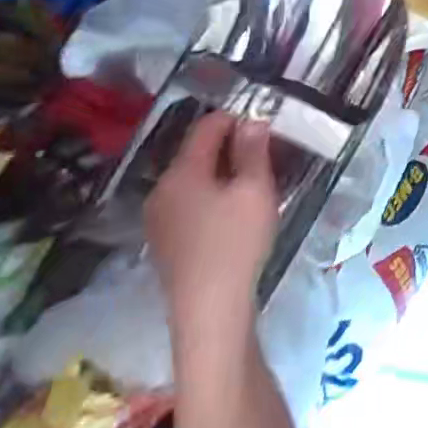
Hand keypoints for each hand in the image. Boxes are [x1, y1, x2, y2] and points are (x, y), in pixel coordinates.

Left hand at [144, 112, 281, 331]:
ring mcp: (158, 217)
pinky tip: (235, 212)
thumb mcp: (255, 190)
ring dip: (224, 172)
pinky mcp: (165, 240)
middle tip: (268, 154)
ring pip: (194, 178)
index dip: (237, 117)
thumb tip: (252, 121)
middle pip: (197, 153)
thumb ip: (253, 151)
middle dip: (232, 146)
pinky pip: (190, 201)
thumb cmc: (236, 242)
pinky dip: (213, 195)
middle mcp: (161, 189)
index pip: (207, 127)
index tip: (267, 124)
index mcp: (181, 172)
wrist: (209, 309)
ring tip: (256, 182)